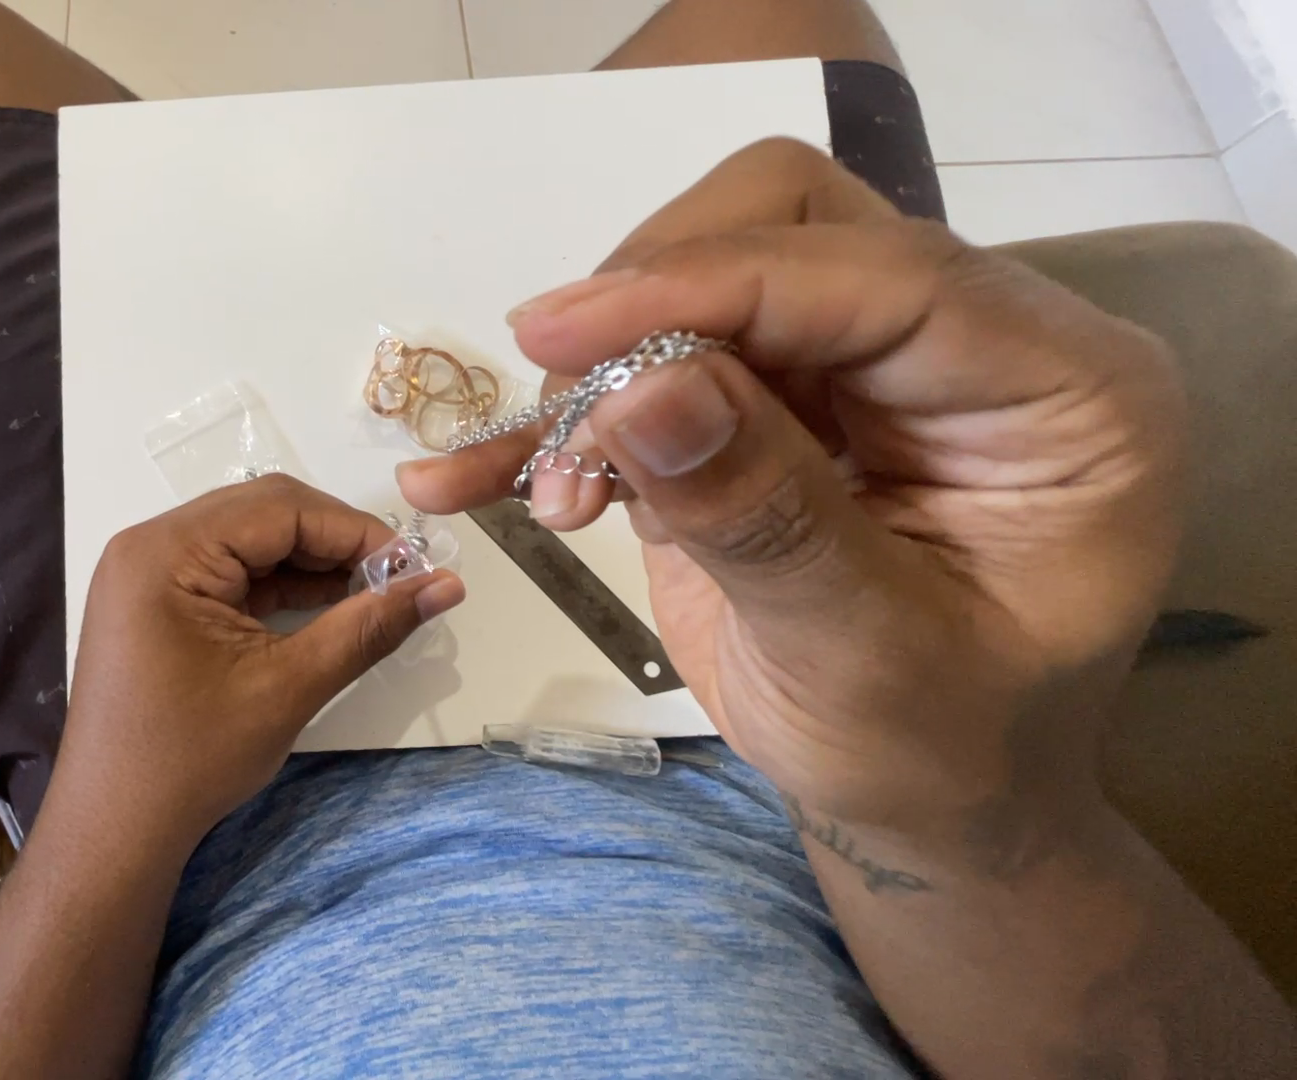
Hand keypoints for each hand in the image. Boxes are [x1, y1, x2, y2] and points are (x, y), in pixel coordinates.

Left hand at [59, 474, 465, 843]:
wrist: (115, 828)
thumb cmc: (191, 760)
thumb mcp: (289, 687)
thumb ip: (369, 628)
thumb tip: (446, 586)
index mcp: (167, 551)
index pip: (279, 508)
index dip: (354, 530)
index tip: (412, 565)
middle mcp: (151, 545)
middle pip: (263, 513)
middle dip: (335, 542)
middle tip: (394, 580)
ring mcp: (150, 572)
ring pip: (251, 540)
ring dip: (312, 561)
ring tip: (370, 594)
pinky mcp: (159, 600)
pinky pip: (231, 570)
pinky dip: (281, 583)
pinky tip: (326, 604)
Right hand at [399, 139, 1185, 838]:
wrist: (904, 793)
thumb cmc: (928, 747)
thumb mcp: (860, 653)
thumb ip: (760, 514)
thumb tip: (638, 388)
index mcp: (1046, 388)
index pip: (869, 274)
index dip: (702, 284)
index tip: (554, 332)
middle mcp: (940, 352)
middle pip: (774, 230)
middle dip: (647, 307)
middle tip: (566, 406)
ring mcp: (833, 380)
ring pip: (682, 299)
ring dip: (589, 384)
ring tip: (555, 498)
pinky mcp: (741, 421)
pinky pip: (636, 386)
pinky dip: (554, 431)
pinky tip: (468, 480)